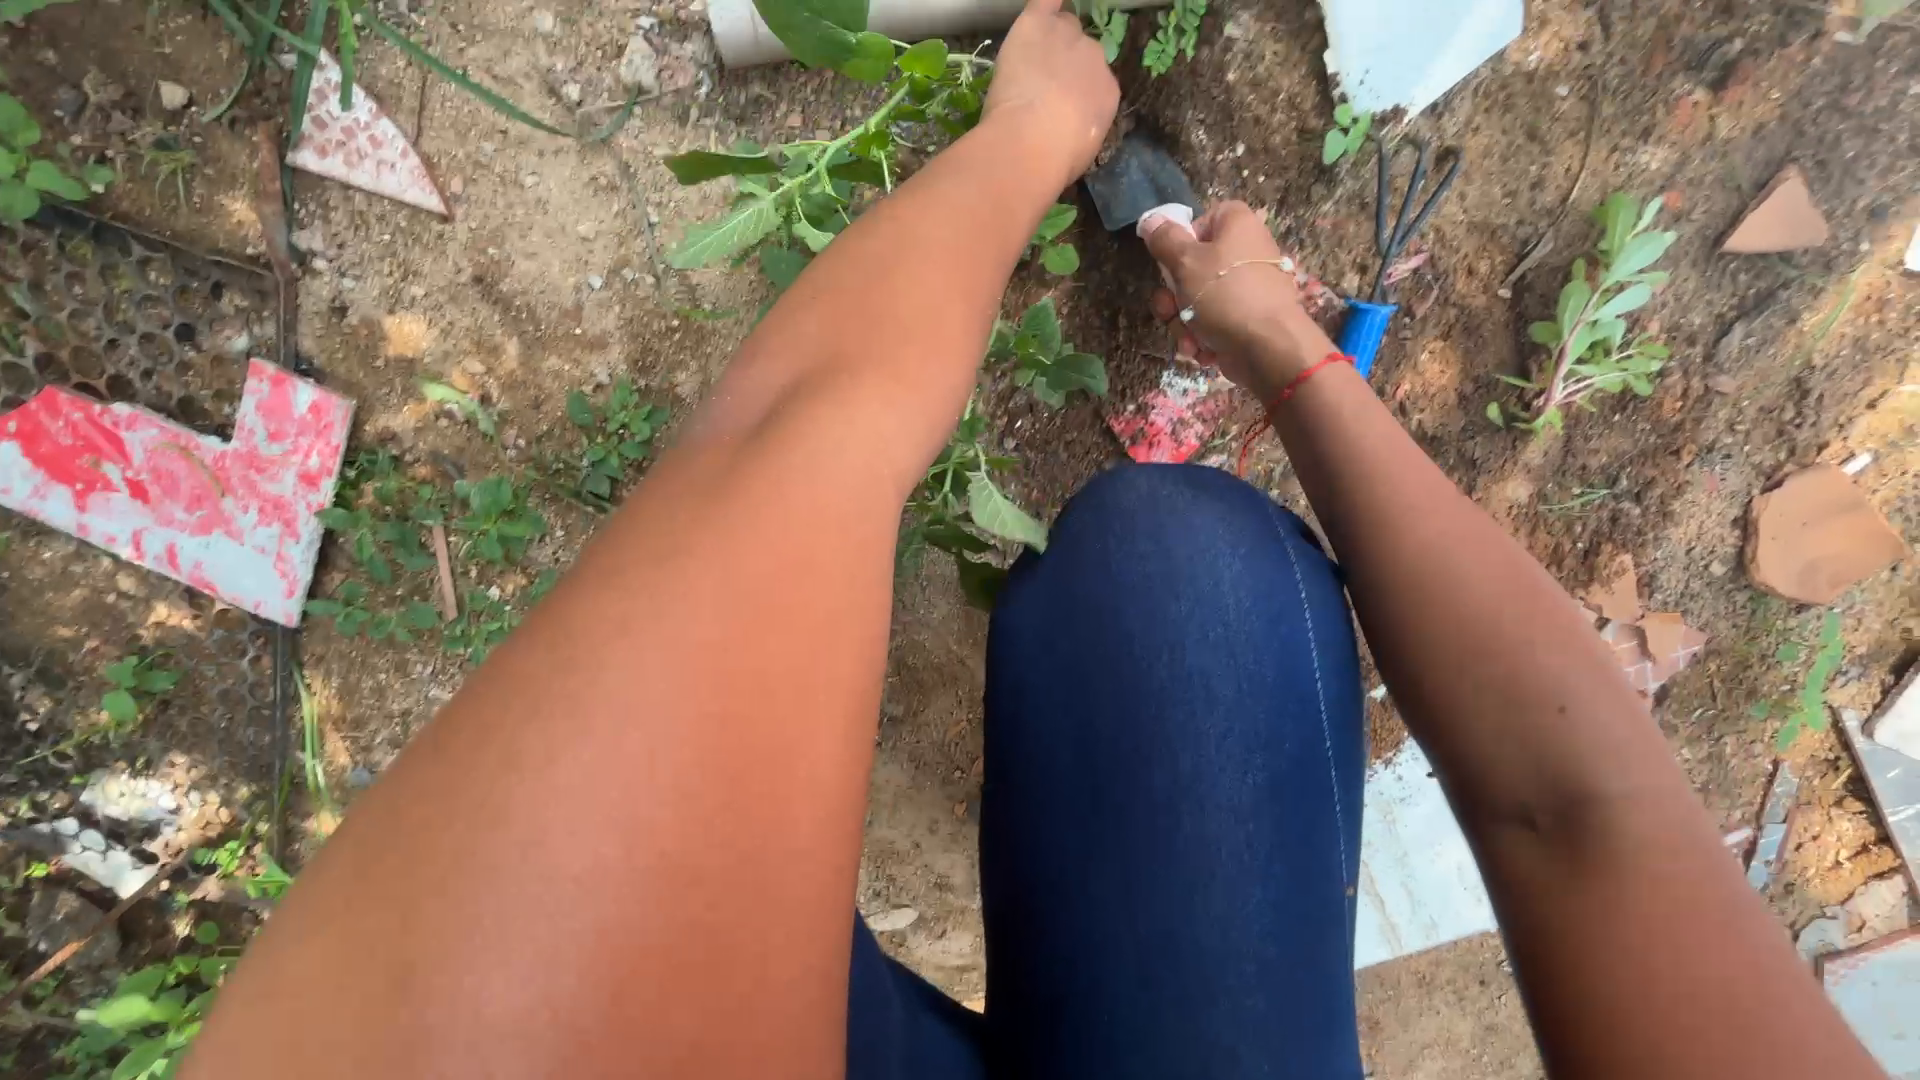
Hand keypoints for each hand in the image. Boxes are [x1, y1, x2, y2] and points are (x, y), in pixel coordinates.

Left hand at [982, 0, 1119, 185]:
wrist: (1031, 142)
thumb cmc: (1056, 161)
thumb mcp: (1080, 153)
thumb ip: (1080, 130)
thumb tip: (1071, 129)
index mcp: (1108, 92)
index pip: (1094, 79)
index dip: (1075, 89)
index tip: (1059, 104)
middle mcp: (1094, 58)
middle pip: (1081, 48)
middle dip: (1063, 64)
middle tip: (1041, 88)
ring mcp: (1066, 37)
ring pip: (1061, 26)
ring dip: (1048, 39)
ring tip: (1030, 63)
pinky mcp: (1036, 24)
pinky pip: (1044, 0)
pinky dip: (1044, 2)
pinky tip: (1038, 10)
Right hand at [1143, 202, 1333, 401]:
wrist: (1268, 347)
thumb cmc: (1225, 295)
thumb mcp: (1185, 261)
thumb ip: (1164, 239)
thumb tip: (1151, 219)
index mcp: (1236, 225)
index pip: (1201, 222)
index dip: (1181, 244)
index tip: (1171, 265)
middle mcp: (1245, 252)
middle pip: (1192, 268)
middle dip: (1174, 298)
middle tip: (1171, 311)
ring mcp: (1246, 288)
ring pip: (1197, 301)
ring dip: (1184, 323)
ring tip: (1189, 340)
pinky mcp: (1245, 318)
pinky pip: (1213, 322)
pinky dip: (1203, 337)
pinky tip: (1203, 350)